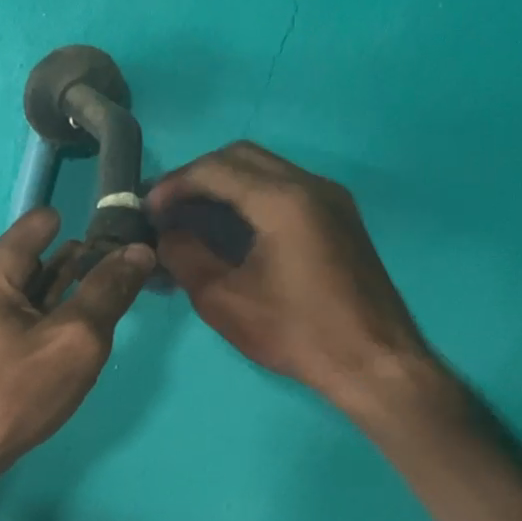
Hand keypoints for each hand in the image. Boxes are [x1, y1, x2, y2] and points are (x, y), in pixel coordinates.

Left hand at [0, 209, 154, 486]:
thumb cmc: (14, 390)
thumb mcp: (74, 339)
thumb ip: (107, 291)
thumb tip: (139, 250)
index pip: (45, 221)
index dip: (87, 228)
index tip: (126, 249)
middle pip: (45, 253)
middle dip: (87, 263)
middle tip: (135, 285)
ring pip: (40, 286)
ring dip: (76, 293)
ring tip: (120, 307)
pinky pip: (31, 313)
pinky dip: (58, 317)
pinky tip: (84, 337)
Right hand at [146, 141, 433, 411]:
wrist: (375, 363)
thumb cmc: (296, 331)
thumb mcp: (221, 298)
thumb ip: (184, 255)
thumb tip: (165, 235)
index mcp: (282, 201)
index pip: (213, 169)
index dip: (172, 185)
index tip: (146, 211)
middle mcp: (310, 186)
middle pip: (239, 157)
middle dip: (195, 177)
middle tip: (166, 208)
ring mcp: (330, 199)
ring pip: (263, 168)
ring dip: (221, 184)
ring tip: (189, 216)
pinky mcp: (337, 218)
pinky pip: (282, 187)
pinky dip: (247, 196)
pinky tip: (226, 228)